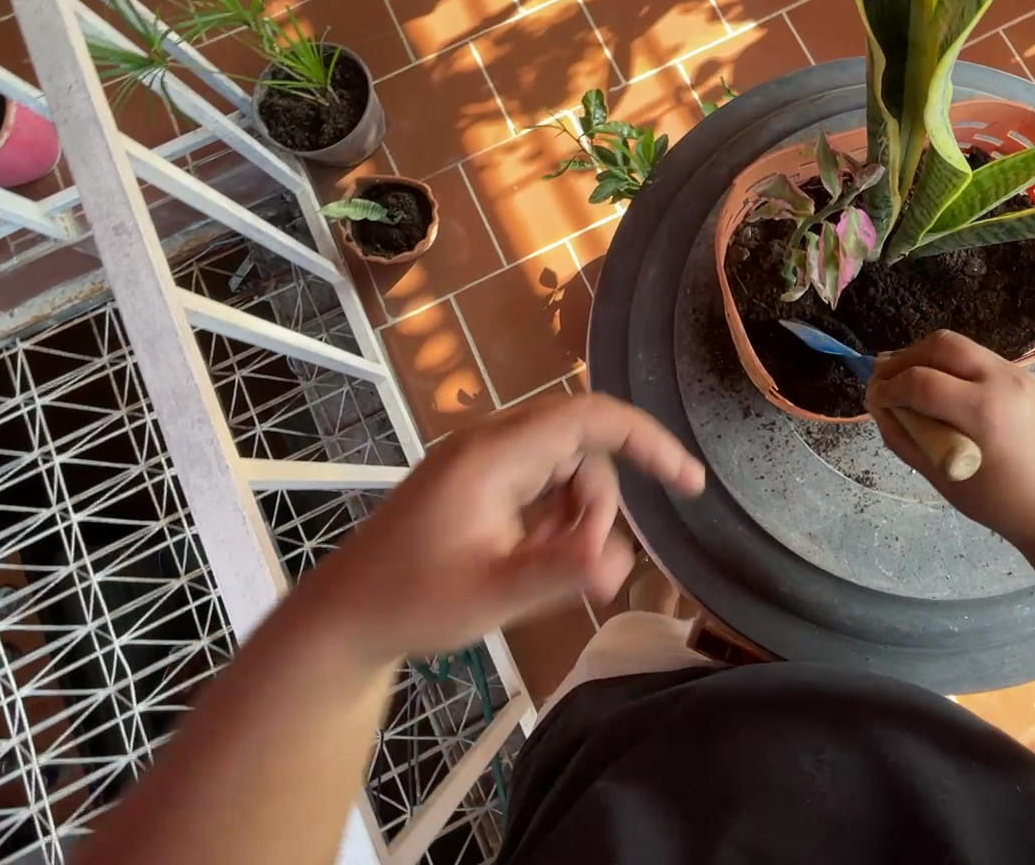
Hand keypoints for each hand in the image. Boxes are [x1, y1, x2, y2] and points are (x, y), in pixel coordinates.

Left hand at [301, 394, 704, 658]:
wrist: (345, 616)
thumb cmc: (413, 602)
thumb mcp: (492, 593)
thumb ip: (561, 570)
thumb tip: (623, 559)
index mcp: (495, 455)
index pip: (591, 419)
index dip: (648, 441)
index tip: (689, 482)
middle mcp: (493, 441)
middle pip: (583, 443)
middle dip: (603, 500)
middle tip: (596, 564)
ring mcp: (483, 457)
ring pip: (566, 463)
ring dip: (578, 513)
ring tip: (551, 568)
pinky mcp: (480, 476)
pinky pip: (542, 479)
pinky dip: (556, 515)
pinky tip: (534, 554)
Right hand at [866, 330, 1034, 545]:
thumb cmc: (999, 503)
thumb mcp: (941, 478)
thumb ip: (904, 438)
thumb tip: (877, 407)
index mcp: (984, 411)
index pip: (920, 381)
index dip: (888, 387)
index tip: (873, 398)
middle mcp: (1002, 380)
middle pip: (940, 345)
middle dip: (904, 358)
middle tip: (885, 379)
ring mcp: (1017, 373)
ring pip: (957, 344)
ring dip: (924, 356)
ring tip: (905, 380)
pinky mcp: (1022, 375)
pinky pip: (974, 356)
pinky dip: (947, 364)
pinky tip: (935, 386)